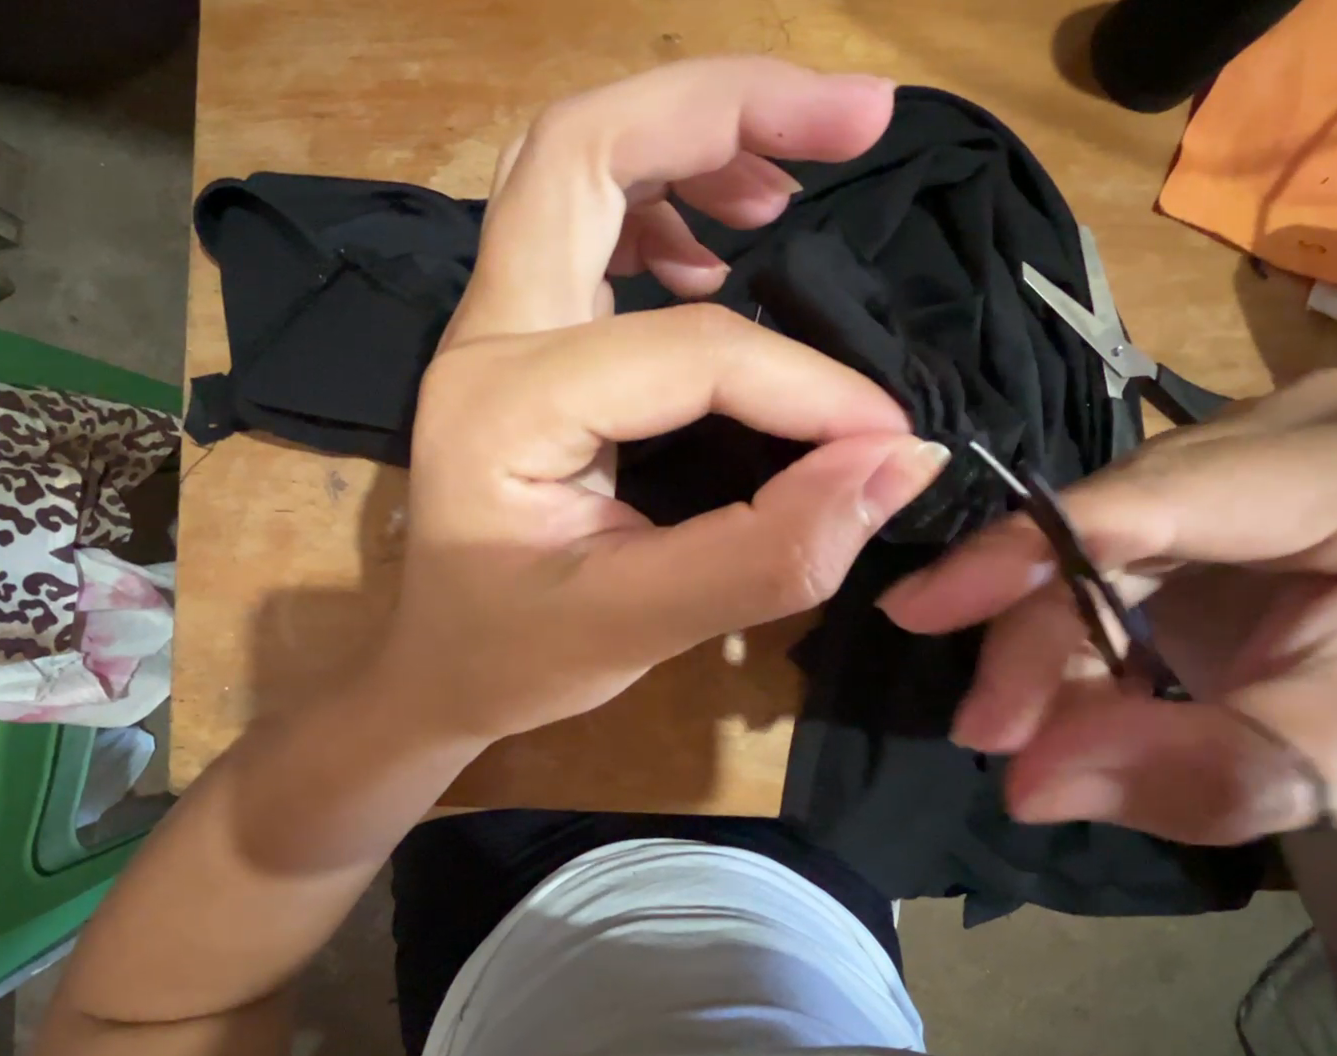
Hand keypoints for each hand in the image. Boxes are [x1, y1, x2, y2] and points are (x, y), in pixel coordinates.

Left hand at [372, 59, 948, 739]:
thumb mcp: (639, 627)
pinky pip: (583, 222)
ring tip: (791, 179)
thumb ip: (766, 556)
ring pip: (576, 165)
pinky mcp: (522, 337)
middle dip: (727, 108)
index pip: (683, 351)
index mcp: (502, 407)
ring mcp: (496, 326)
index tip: (886, 436)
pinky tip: (720, 250)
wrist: (437, 665)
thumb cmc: (515, 655)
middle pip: (583, 150)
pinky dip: (663, 202)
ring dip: (691, 138)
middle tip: (859, 117)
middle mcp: (486, 338)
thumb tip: (899, 465)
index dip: (803, 383)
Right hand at [880, 370, 1336, 846]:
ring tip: (1018, 726)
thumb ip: (1204, 774)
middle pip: (1114, 518)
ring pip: (1086, 531)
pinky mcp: (1187, 476)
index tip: (922, 610)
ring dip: (1038, 636)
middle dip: (1035, 630)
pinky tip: (1054, 684)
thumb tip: (1030, 781)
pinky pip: (1089, 542)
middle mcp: (1308, 424)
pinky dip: (1058, 623)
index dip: (1036, 550)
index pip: (1173, 496)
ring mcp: (1238, 441)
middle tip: (987, 730)